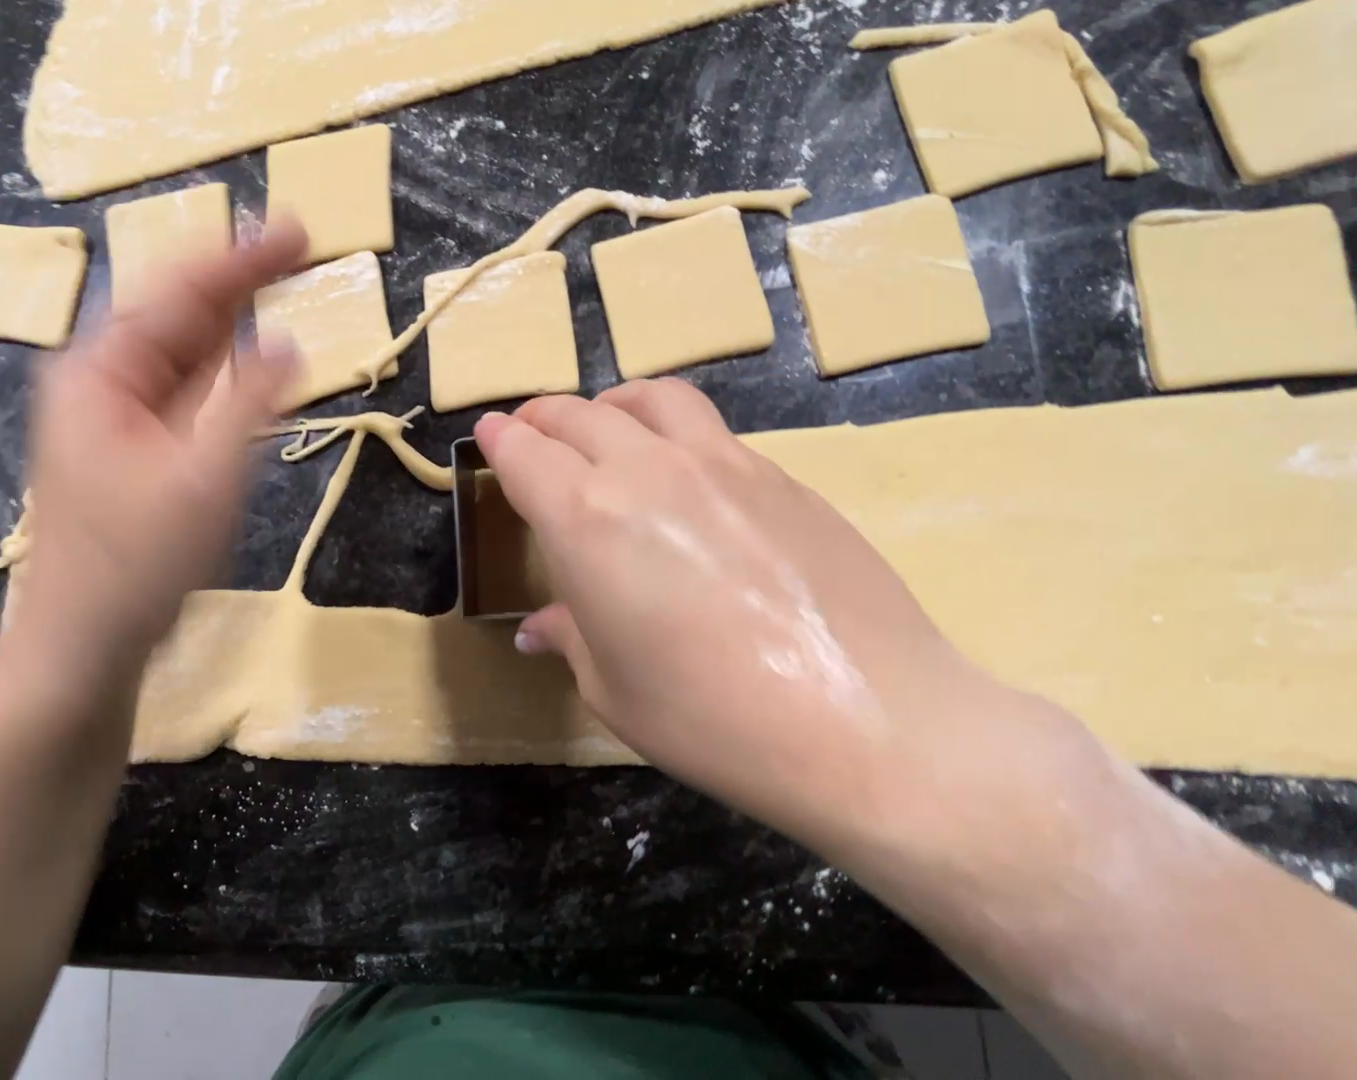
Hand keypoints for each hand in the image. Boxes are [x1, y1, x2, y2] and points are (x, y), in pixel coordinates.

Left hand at [6, 223, 306, 692]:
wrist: (84, 643)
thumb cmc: (134, 564)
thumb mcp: (201, 478)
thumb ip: (248, 402)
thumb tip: (289, 342)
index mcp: (100, 373)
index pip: (176, 293)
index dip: (239, 257)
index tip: (296, 230)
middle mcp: (101, 382)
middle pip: (176, 313)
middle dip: (238, 280)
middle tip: (299, 247)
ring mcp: (117, 416)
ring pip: (182, 353)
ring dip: (234, 322)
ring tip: (284, 285)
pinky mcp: (136, 450)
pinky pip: (185, 394)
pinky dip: (224, 374)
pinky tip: (256, 359)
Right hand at [473, 379, 997, 843]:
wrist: (867, 721)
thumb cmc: (711, 719)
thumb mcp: (615, 690)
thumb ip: (572, 639)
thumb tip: (541, 627)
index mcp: (586, 522)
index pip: (526, 455)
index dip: (500, 441)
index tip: (488, 436)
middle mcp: (648, 472)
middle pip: (580, 416)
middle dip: (544, 418)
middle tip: (531, 431)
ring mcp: (723, 465)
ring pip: (651, 399)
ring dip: (611, 404)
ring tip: (605, 424)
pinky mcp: (781, 477)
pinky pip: (709, 431)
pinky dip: (673, 432)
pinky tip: (684, 474)